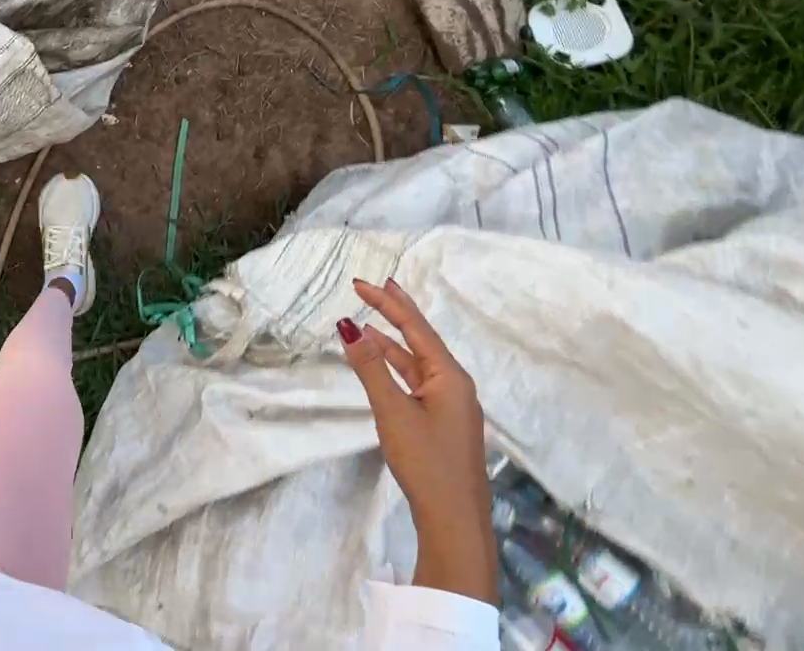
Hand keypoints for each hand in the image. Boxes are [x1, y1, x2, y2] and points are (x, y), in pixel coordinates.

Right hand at [339, 277, 497, 605]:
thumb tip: (349, 326)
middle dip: (398, 312)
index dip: (387, 303)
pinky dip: (395, 364)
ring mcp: (449, 405)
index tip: (360, 283)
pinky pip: (415, 380)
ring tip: (369, 321)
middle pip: (422, 339)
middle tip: (378, 285)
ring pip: (417, 361)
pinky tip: (381, 364)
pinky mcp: (440, 422)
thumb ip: (370, 367)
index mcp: (450, 377)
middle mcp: (454, 385)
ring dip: (392, 340)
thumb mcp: (391, 411)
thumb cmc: (425, 461)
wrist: (453, 520)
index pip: (415, 328)